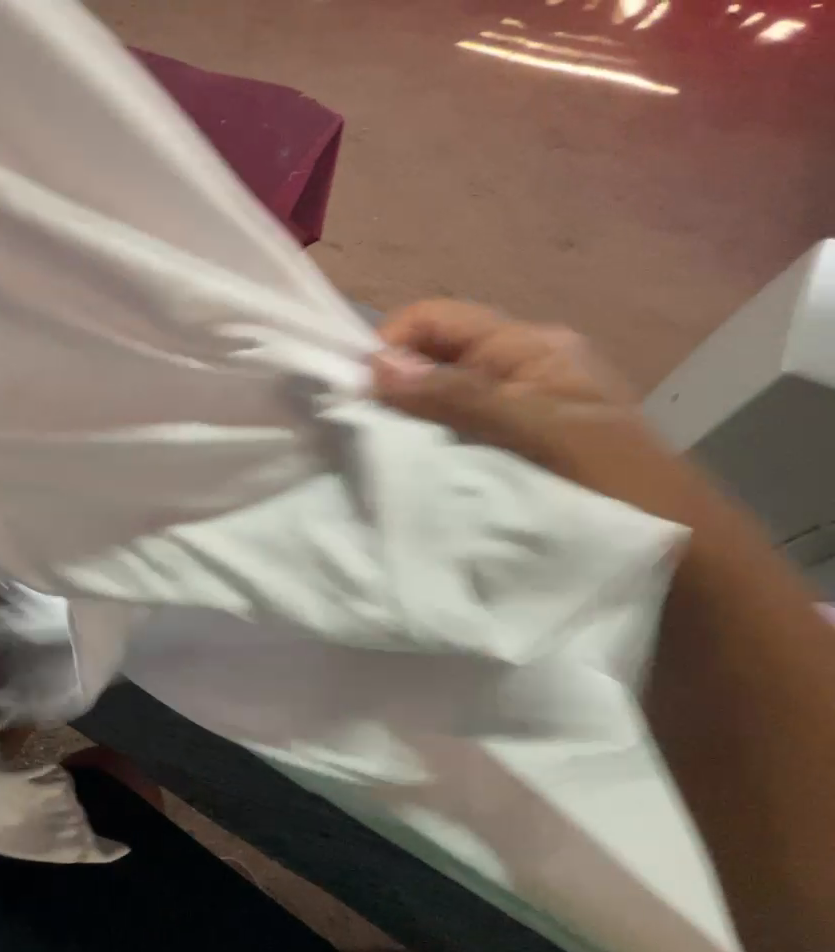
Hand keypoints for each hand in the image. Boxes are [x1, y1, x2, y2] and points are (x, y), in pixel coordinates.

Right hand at [370, 299, 692, 518]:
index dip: (388, 345)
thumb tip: (375, 365)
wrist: (672, 556)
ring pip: (426, 397)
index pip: (434, 319)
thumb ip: (457, 396)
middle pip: (425, 357)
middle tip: (355, 430)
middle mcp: (512, 368)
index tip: (357, 395)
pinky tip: (398, 471)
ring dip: (396, 420)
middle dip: (385, 386)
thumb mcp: (535, 429)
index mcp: (529, 346)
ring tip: (371, 454)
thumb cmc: (612, 482)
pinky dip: (411, 446)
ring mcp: (504, 409)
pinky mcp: (495, 447)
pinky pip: (437, 432)